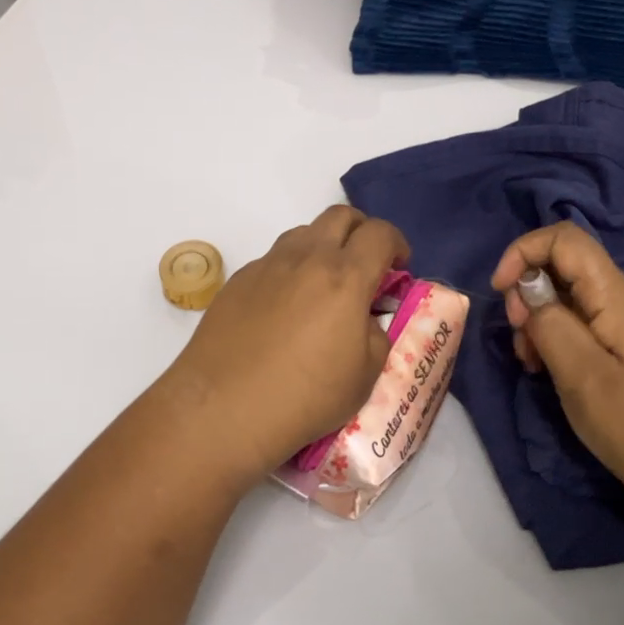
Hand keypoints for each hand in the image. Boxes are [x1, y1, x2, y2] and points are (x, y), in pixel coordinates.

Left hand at [163, 205, 407, 480]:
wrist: (224, 408)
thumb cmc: (305, 396)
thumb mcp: (365, 374)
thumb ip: (375, 333)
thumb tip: (365, 317)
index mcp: (345, 277)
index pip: (381, 234)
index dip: (397, 244)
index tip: (399, 266)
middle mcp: (306, 258)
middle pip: (341, 216)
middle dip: (361, 232)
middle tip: (365, 266)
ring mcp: (267, 265)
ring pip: (303, 233)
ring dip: (323, 247)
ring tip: (324, 287)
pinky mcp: (238, 280)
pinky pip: (273, 260)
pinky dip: (290, 272)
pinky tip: (284, 310)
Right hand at [490, 222, 623, 496]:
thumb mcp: (581, 373)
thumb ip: (549, 322)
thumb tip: (527, 289)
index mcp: (614, 294)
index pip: (564, 238)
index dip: (523, 251)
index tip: (501, 290)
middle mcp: (620, 296)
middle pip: (561, 264)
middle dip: (526, 291)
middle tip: (520, 339)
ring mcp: (623, 319)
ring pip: (564, 294)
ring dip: (536, 318)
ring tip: (531, 362)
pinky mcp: (621, 342)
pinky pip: (577, 319)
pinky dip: (552, 335)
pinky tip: (547, 368)